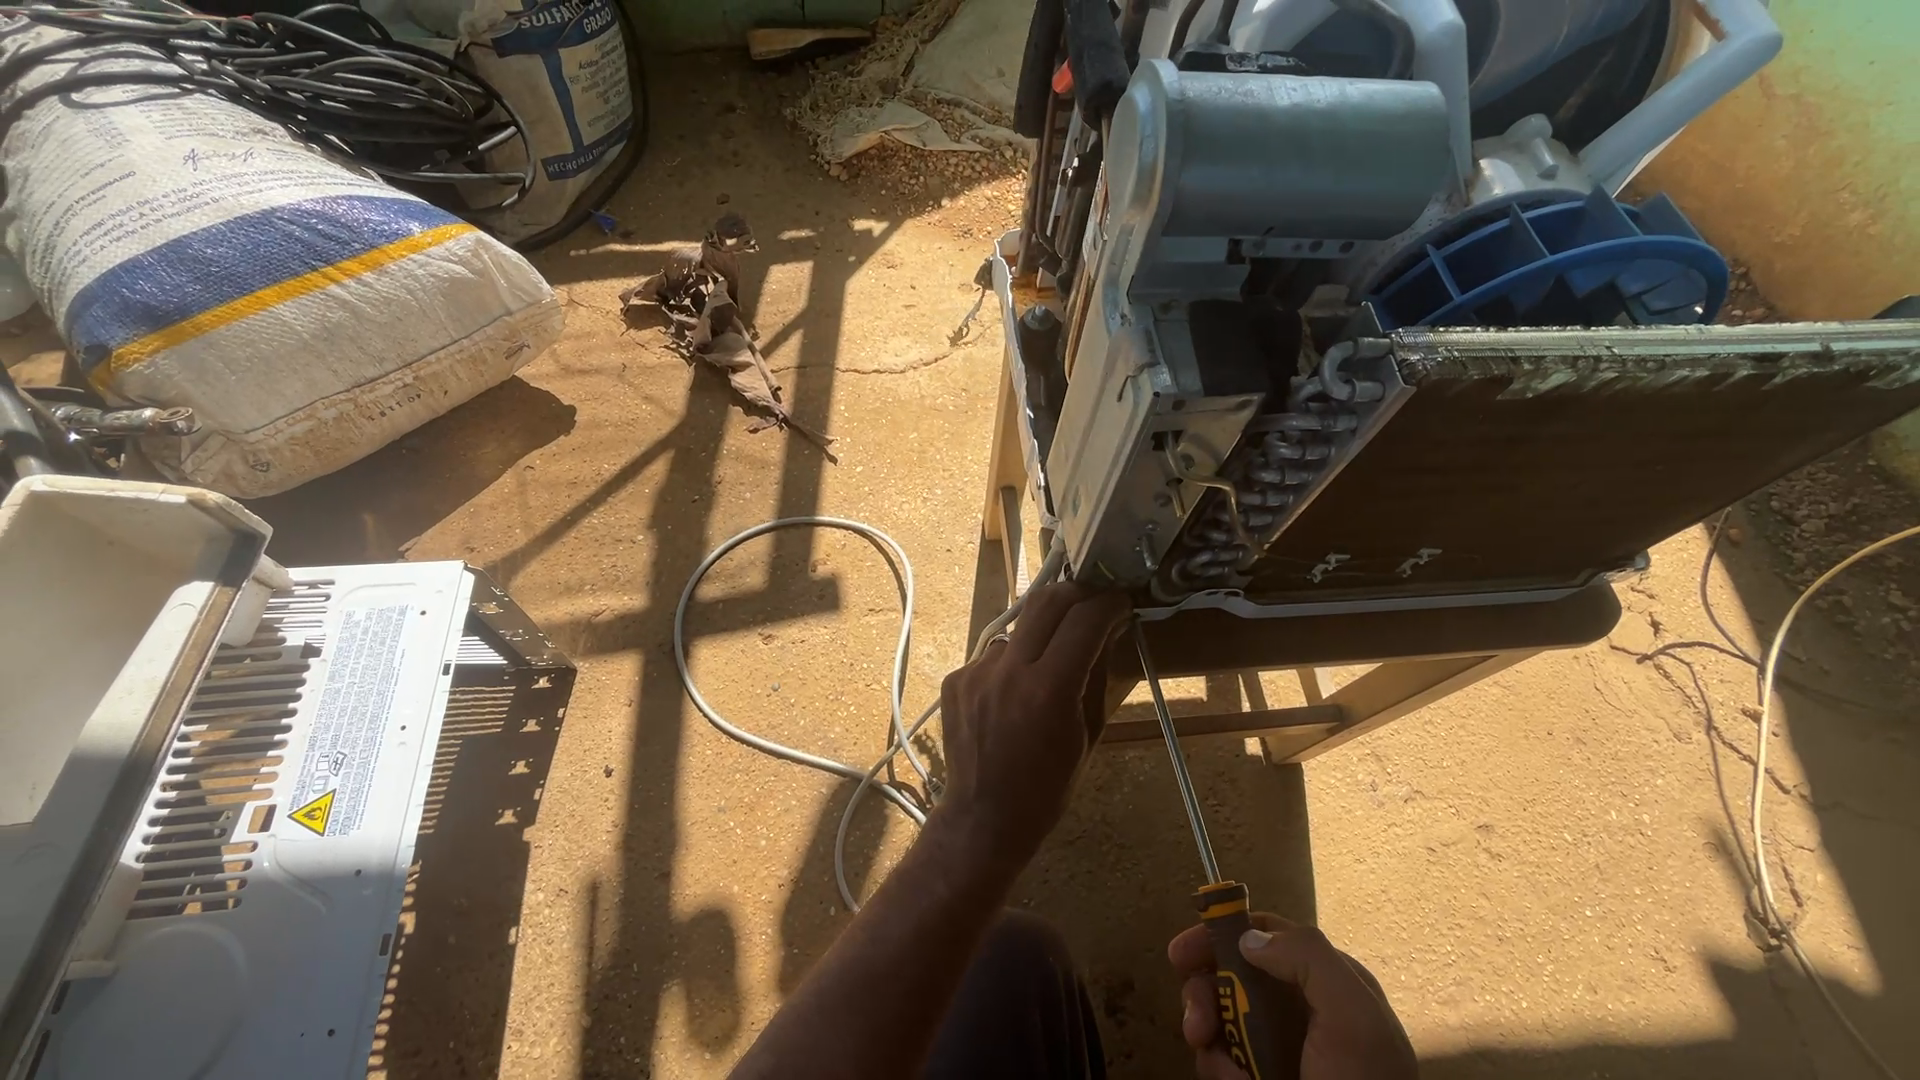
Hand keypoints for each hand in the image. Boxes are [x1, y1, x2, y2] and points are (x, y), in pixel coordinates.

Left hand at [932, 583, 1130, 863]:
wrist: (983, 818)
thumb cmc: (1048, 787)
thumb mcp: (1088, 734)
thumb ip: (1097, 675)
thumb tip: (1107, 630)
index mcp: (1049, 689)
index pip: (1086, 620)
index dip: (1110, 603)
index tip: (1122, 601)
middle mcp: (1008, 670)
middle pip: (1047, 601)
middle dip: (1078, 593)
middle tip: (1094, 602)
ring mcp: (976, 672)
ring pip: (1019, 629)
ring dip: (1041, 634)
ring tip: (1048, 664)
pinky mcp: (955, 679)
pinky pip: (993, 656)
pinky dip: (1012, 664)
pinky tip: (1014, 695)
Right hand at [1170, 914, 1416, 1079]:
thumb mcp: (1353, 1017)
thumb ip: (1309, 959)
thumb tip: (1248, 938)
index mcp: (1327, 980)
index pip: (1266, 933)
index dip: (1221, 933)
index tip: (1182, 954)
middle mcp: (1299, 1005)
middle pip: (1231, 972)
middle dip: (1203, 994)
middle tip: (1195, 1024)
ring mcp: (1279, 1043)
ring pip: (1220, 1016)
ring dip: (1210, 1040)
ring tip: (1224, 1072)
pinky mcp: (1262, 1074)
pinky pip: (1222, 1059)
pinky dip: (1220, 1071)